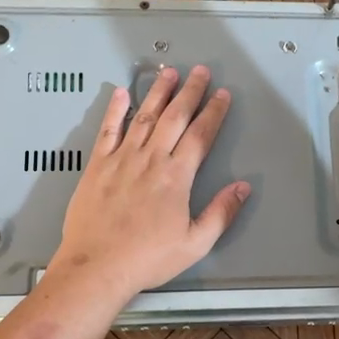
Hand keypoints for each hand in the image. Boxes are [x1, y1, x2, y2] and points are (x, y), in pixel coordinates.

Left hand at [46, 65, 249, 302]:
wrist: (96, 266)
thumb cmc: (146, 259)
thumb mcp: (194, 243)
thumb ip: (221, 212)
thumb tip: (243, 189)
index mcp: (176, 177)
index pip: (200, 135)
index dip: (214, 112)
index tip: (222, 95)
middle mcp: (150, 160)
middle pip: (174, 117)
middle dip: (190, 91)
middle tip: (200, 72)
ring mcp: (121, 159)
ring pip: (144, 116)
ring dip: (158, 92)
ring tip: (168, 72)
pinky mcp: (97, 166)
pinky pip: (108, 130)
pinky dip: (115, 110)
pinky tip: (121, 93)